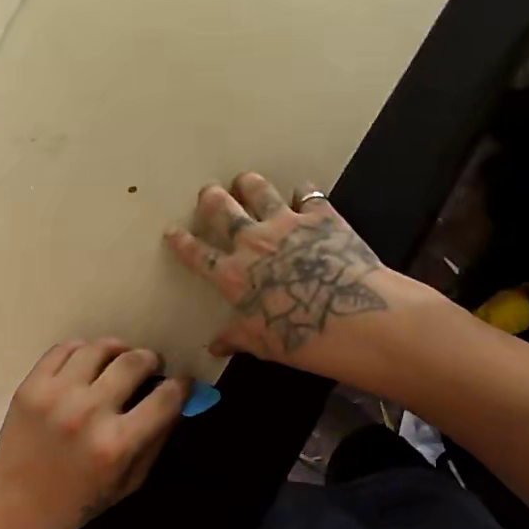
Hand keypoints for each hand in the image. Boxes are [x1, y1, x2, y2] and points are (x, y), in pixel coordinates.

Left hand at [0, 339, 188, 528]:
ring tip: (118, 358)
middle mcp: (88, 413)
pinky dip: (81, 350)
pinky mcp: (30, 387)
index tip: (181, 382)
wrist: (18, 505)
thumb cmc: (79, 500)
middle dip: (150, 360)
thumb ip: (156, 439)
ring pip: (97, 348)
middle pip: (133, 362)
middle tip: (150, 365)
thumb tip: (178, 399)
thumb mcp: (130, 481)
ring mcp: (55, 396)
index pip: (165, 398)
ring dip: (116, 349)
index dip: (180, 385)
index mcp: (117, 444)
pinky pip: (62, 350)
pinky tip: (87, 361)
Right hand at [165, 172, 394, 372]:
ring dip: (248, 184)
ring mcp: (286, 224)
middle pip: (223, 209)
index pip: (197, 254)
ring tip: (244, 181)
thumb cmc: (301, 337)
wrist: (357, 315)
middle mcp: (253, 242)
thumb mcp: (261, 344)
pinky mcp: (321, 216)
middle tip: (208, 193)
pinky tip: (302, 194)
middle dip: (211, 199)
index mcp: (233, 275)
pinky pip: (307, 194)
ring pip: (258, 191)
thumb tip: (215, 347)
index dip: (181, 241)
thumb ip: (236, 338)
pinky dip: (302, 192)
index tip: (172, 231)